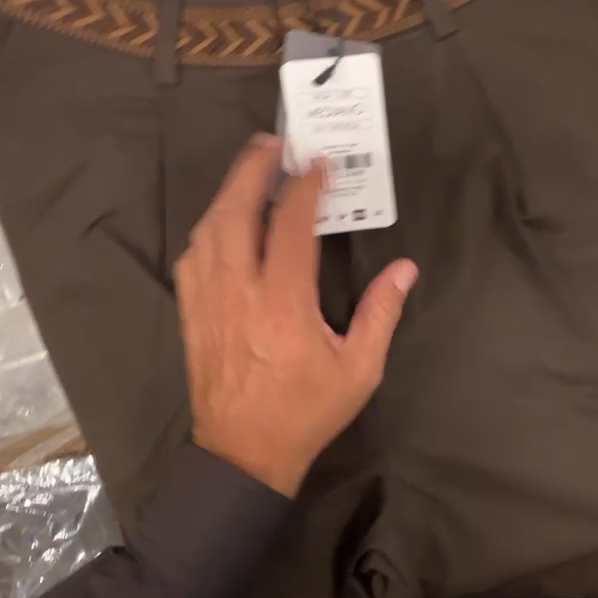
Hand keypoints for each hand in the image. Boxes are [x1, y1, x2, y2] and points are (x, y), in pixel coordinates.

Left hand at [176, 135, 417, 496]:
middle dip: (252, 171)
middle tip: (271, 143)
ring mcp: (208, 303)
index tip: (319, 164)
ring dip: (227, 194)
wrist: (245, 455)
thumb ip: (381, 315)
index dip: (305, 188)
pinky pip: (192, 260)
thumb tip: (406, 270)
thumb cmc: (306, 412)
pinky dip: (207, 231)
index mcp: (284, 304)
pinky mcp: (192, 316)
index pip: (291, 226)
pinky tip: (219, 224)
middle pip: (237, 213)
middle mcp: (239, 292)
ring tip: (247, 172)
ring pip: (208, 231)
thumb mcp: (358, 370)